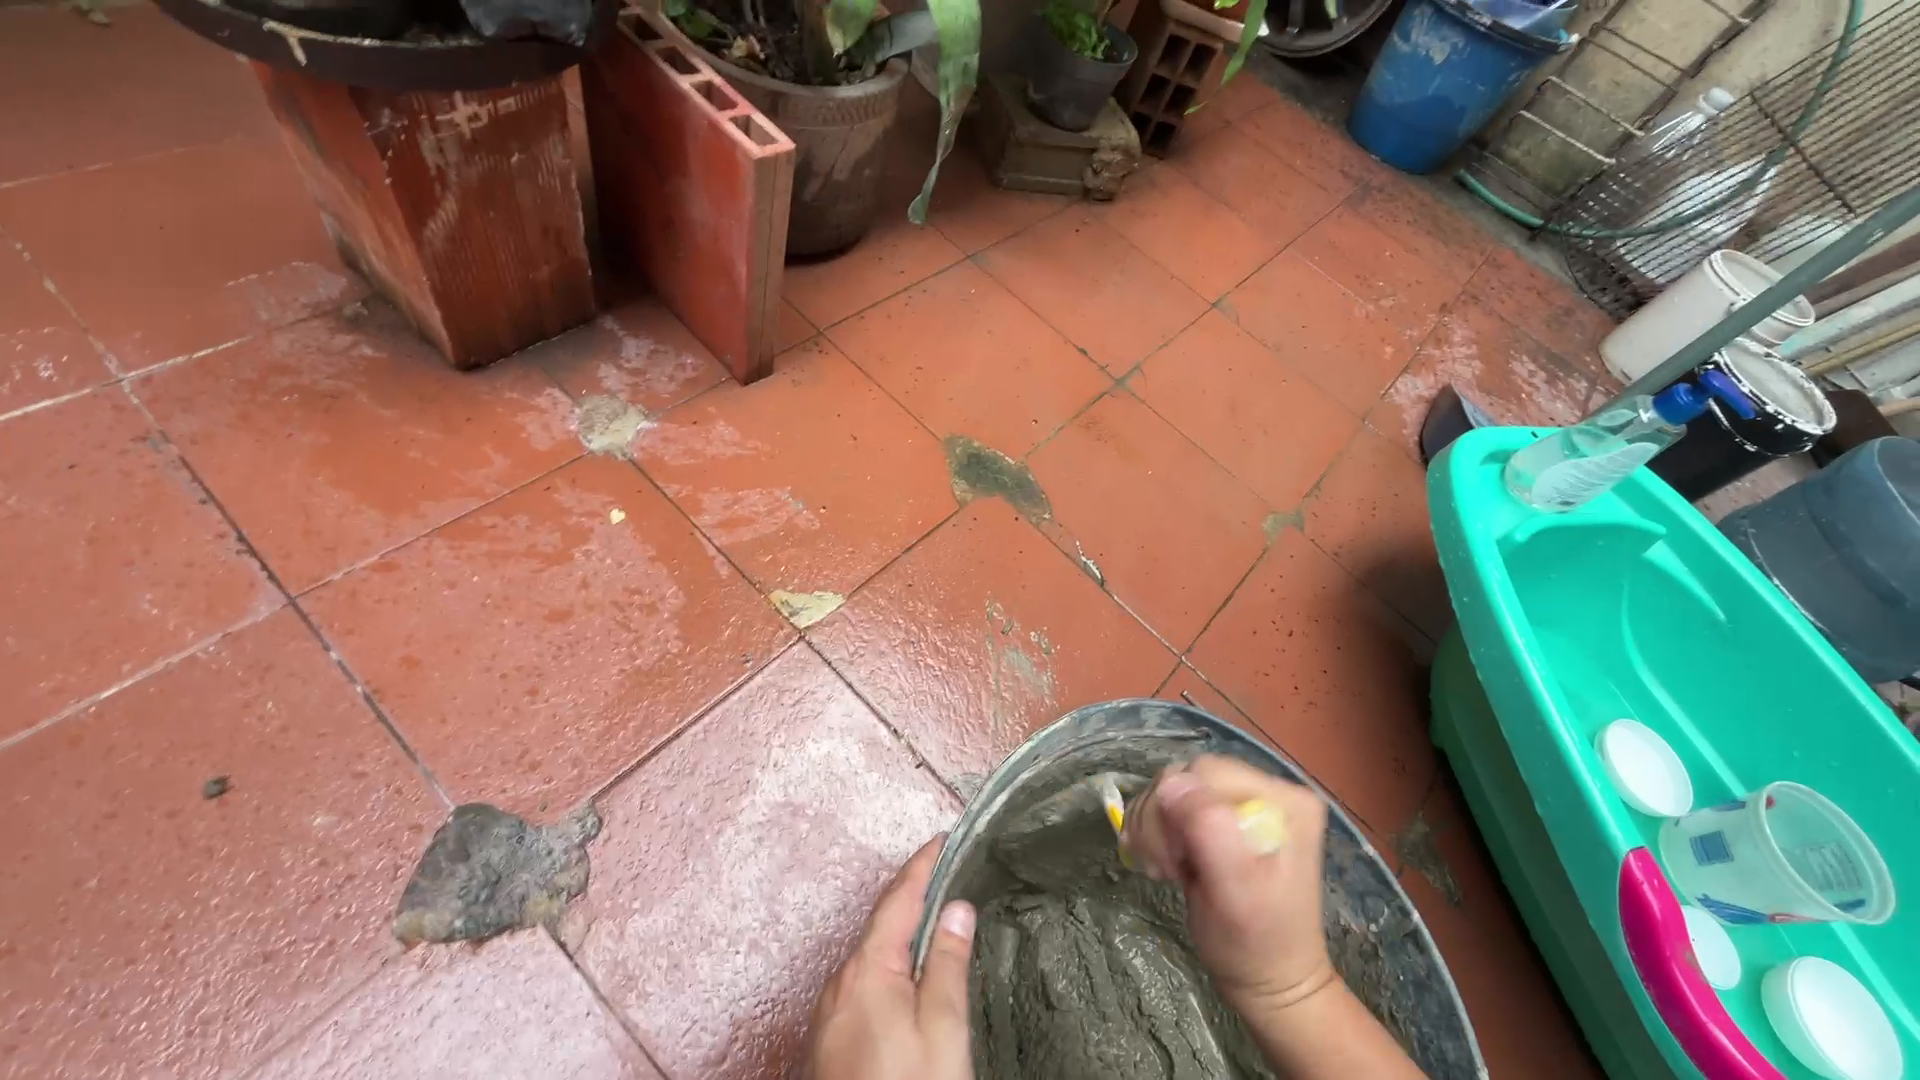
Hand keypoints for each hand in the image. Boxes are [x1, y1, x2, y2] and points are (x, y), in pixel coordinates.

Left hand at [807, 837, 975, 1079]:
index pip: (898, 899)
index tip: (943, 838)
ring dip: (899, 922)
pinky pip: (863, 975)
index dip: (922, 865)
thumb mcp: (941, 1030)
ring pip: (870, 949)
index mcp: (867, 970)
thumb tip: (955, 907)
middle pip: (880, 920)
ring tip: (933, 906)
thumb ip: (946, 963)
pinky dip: (888, 954)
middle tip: (944, 866)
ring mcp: (832, 1009)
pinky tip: (907, 963)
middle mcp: (841, 981)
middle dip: (911, 890)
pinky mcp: (832, 1034)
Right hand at [1121, 755, 1336, 1016]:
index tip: (1175, 859)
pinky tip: (1161, 860)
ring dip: (1152, 827)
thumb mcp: (1236, 891)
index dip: (1177, 809)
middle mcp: (1264, 790)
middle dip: (1161, 820)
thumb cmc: (1255, 943)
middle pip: (1186, 777)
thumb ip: (1209, 829)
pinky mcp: (1217, 816)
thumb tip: (1170, 783)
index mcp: (1284, 799)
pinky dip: (1152, 829)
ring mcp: (1240, 802)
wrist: (1267, 980)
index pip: (1206, 773)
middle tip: (1165, 868)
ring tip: (1164, 868)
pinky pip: (1169, 802)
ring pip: (1170, 787)